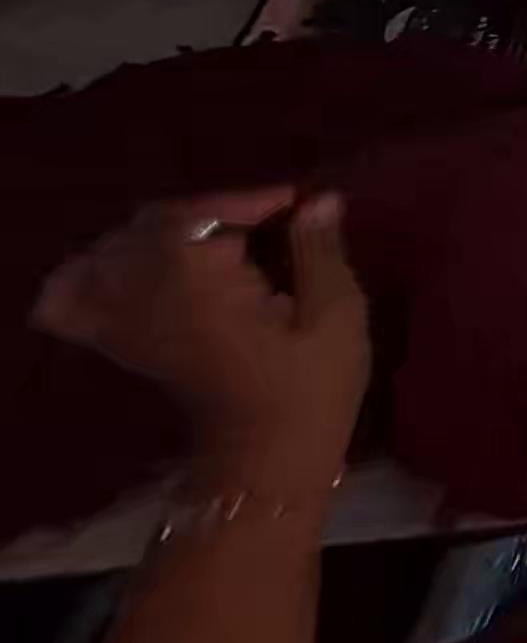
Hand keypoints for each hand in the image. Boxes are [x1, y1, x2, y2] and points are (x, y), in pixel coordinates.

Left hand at [32, 188, 369, 492]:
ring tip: (228, 233)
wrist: (271, 444)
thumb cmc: (317, 377)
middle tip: (280, 216)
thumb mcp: (338, 311)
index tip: (302, 200)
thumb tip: (319, 200)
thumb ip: (320, 252)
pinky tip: (147, 261)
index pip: (190, 220)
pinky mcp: (117, 339)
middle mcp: (141, 305)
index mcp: (197, 297)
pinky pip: (72, 292)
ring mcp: (119, 324)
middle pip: (150, 226)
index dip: (245, 198)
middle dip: (219, 208)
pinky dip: (101, 265)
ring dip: (171, 227)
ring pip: (114, 248)